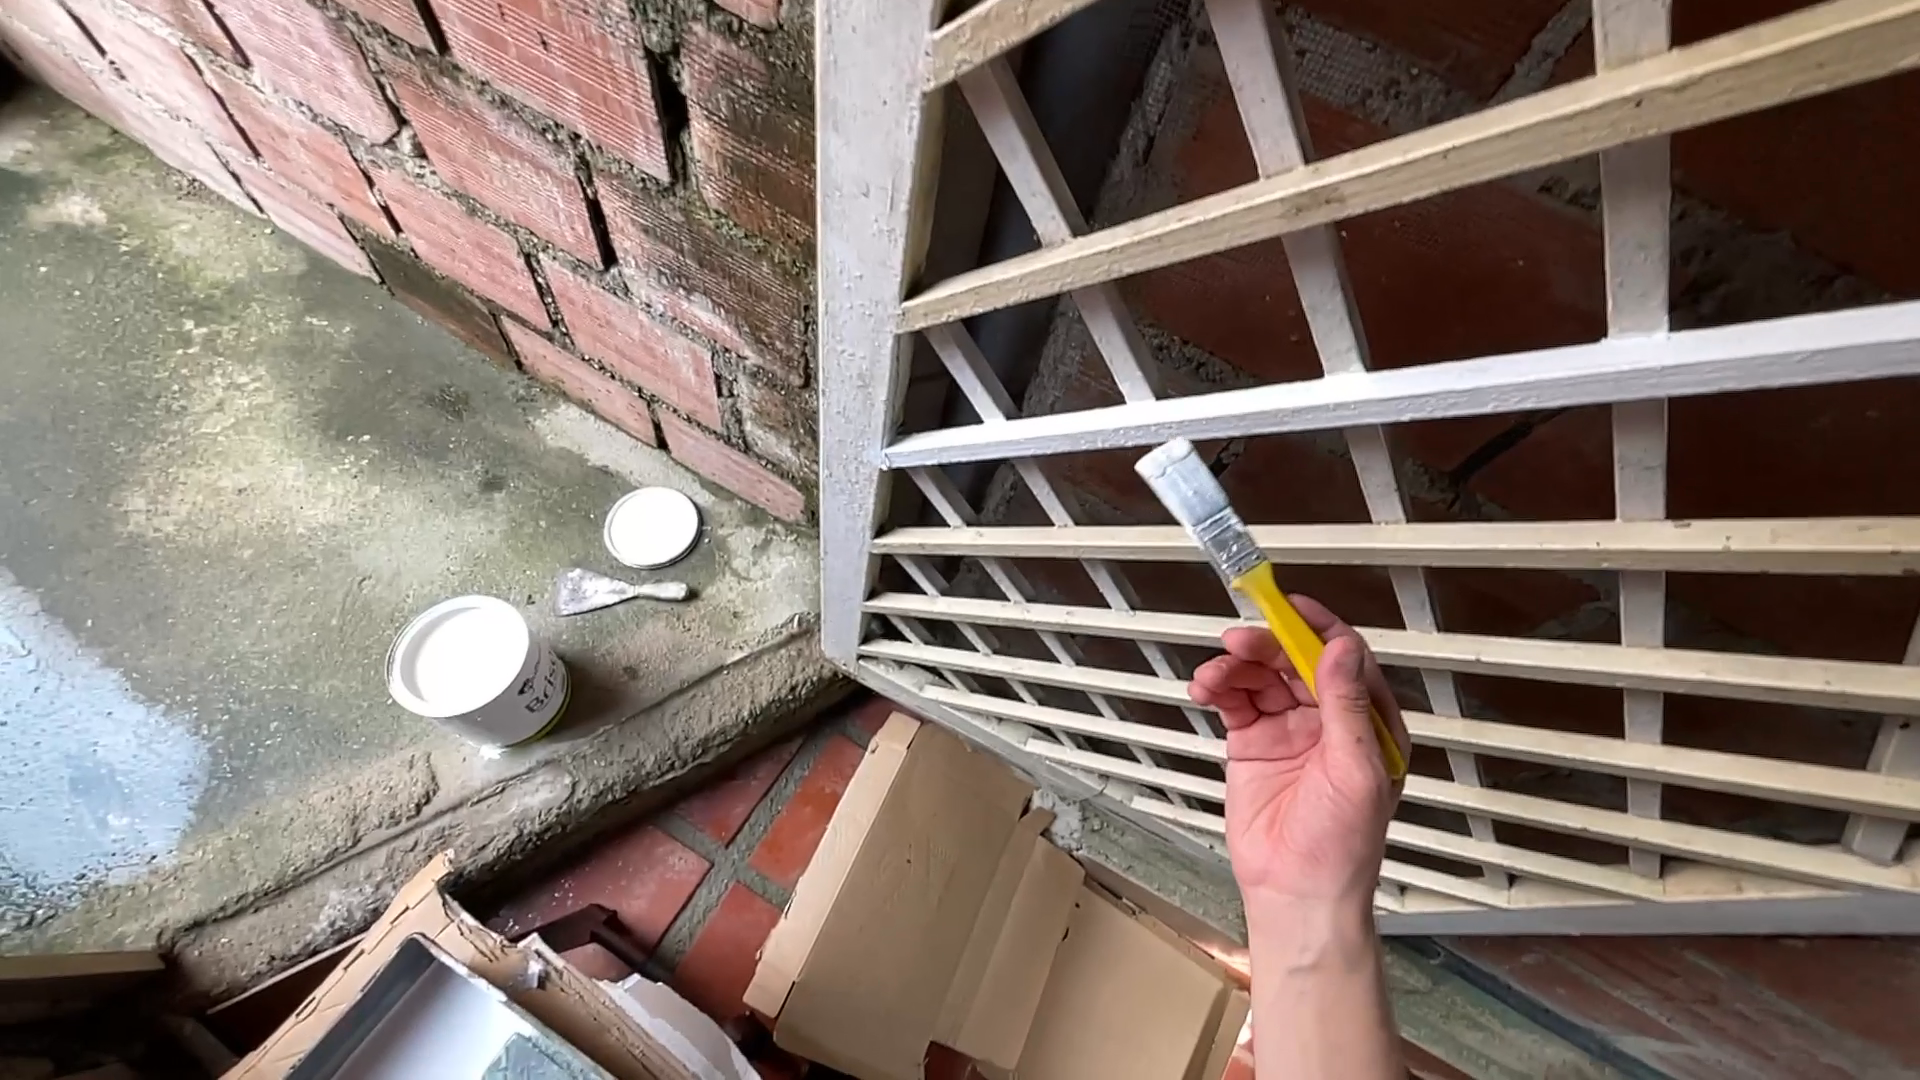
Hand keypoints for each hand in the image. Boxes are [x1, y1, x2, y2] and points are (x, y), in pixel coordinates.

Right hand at [1188, 595, 1409, 906]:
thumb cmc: (1339, 843)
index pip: (1345, 659)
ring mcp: (1286, 728)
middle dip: (1264, 647)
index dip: (1318, 627)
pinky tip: (1205, 690)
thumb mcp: (1355, 770)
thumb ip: (1346, 706)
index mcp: (1366, 723)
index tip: (1289, 606)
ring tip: (1211, 678)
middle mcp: (1326, 718)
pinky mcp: (1251, 741)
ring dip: (1233, 668)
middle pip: (1293, 661)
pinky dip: (1217, 688)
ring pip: (1258, 677)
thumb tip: (1342, 647)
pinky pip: (1233, 700)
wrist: (1294, 891)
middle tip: (1236, 642)